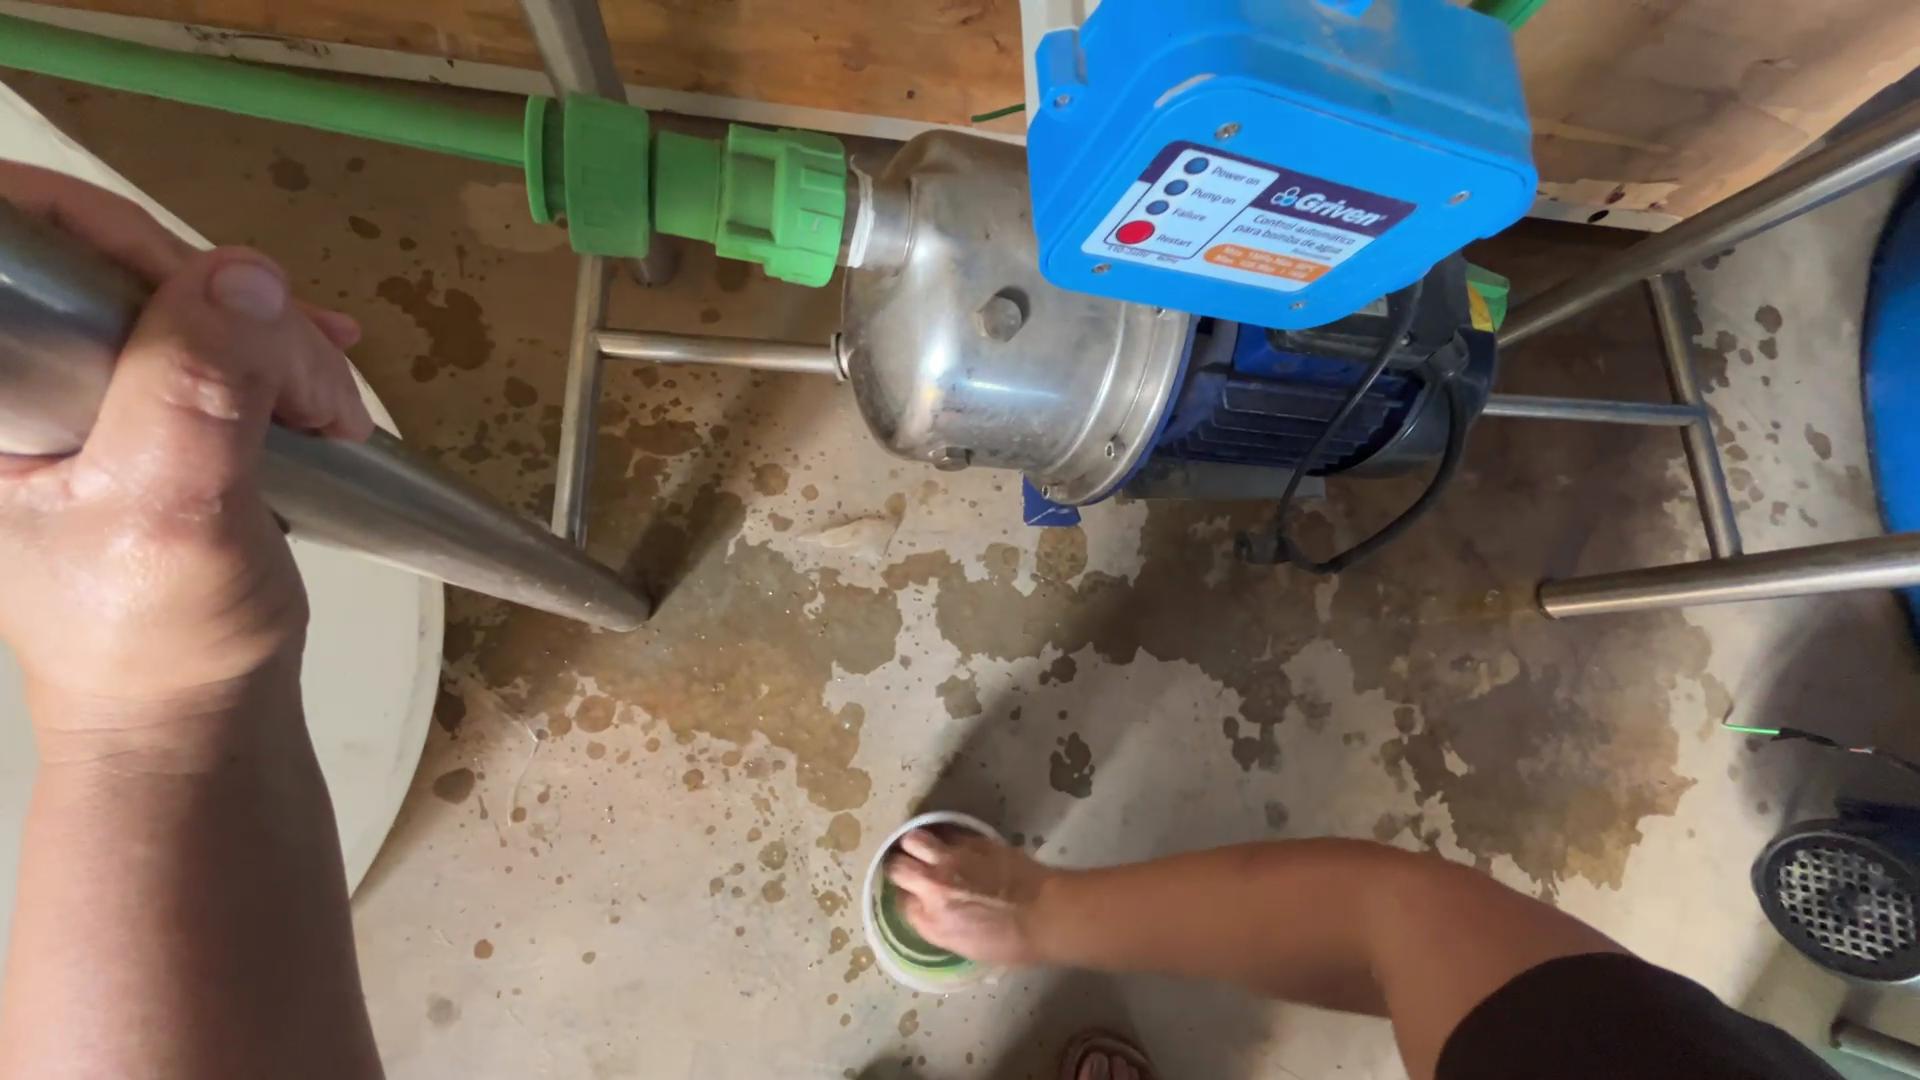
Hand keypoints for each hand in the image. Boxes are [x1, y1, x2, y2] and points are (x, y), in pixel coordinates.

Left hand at [0, 164, 371, 762]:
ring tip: (332, 412)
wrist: (195, 690)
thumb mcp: (177, 512)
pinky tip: (322, 376)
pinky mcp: (138, 405)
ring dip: (276, 341)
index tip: (232, 319)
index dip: (121, 246)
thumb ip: (196, 392)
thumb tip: (250, 276)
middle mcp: (7, 377)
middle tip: (318, 396)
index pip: (12, 236)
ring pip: (179, 296)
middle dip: (237, 316)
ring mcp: (72, 389)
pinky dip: (280, 349)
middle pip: (113, 263)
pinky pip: (209, 335)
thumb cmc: (158, 629)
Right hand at [885, 828, 1057, 966]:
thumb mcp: (963, 946)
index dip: (907, 896)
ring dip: (914, 843)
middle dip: (899, 865)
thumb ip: (936, 924)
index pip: (901, 901)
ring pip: (914, 839)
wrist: (1043, 912)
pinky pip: (945, 832)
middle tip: (907, 866)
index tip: (914, 895)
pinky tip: (949, 842)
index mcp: (931, 920)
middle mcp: (933, 885)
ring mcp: (951, 858)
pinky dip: (942, 836)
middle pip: (897, 866)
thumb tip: (928, 907)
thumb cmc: (1010, 942)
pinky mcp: (971, 840)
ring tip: (921, 847)